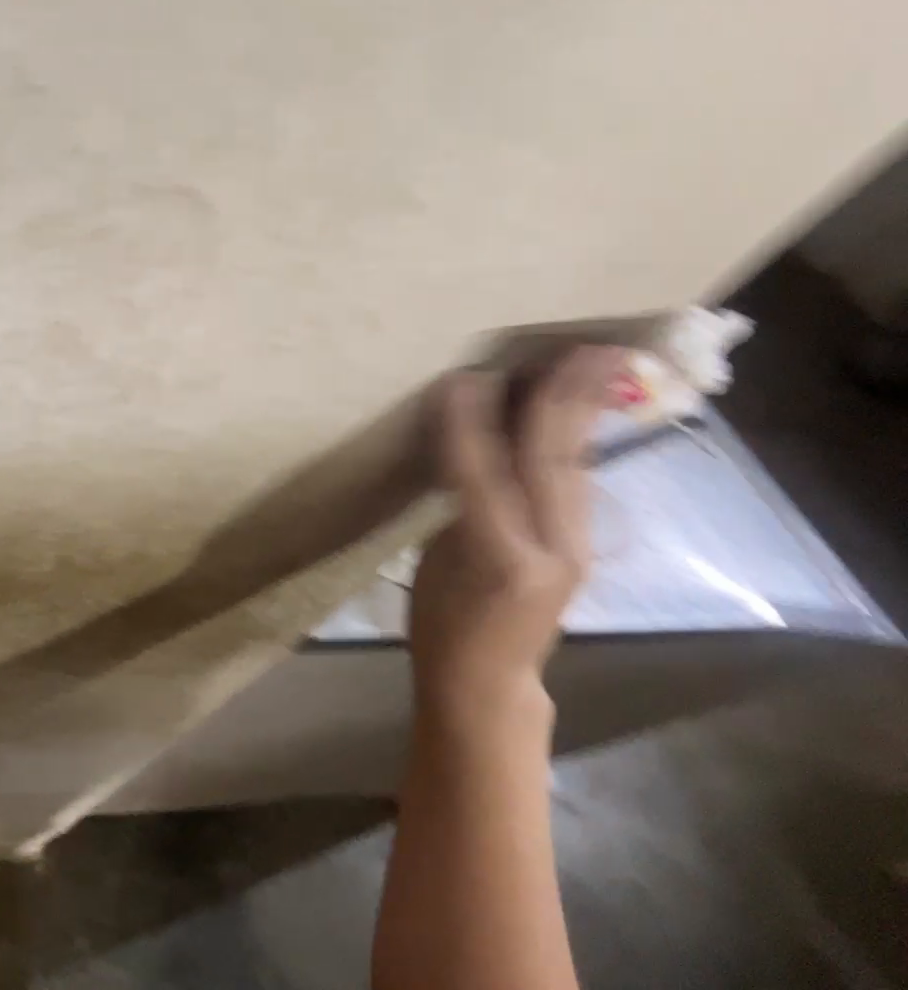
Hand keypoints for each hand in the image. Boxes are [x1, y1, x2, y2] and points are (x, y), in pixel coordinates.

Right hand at [407, 347, 627, 702]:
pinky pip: (575, 480)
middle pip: (549, 462)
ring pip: (574, 465)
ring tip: (597, 360)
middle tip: (572, 346)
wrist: (487, 682)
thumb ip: (455, 511)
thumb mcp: (432, 569)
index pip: (483, 477)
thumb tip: (464, 455)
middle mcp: (551, 549)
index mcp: (500, 559)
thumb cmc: (441, 630)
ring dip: (581, 409)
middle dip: (556, 402)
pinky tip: (581, 410)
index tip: (461, 379)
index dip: (469, 426)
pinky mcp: (579, 546)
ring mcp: (573, 548)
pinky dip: (575, 437)